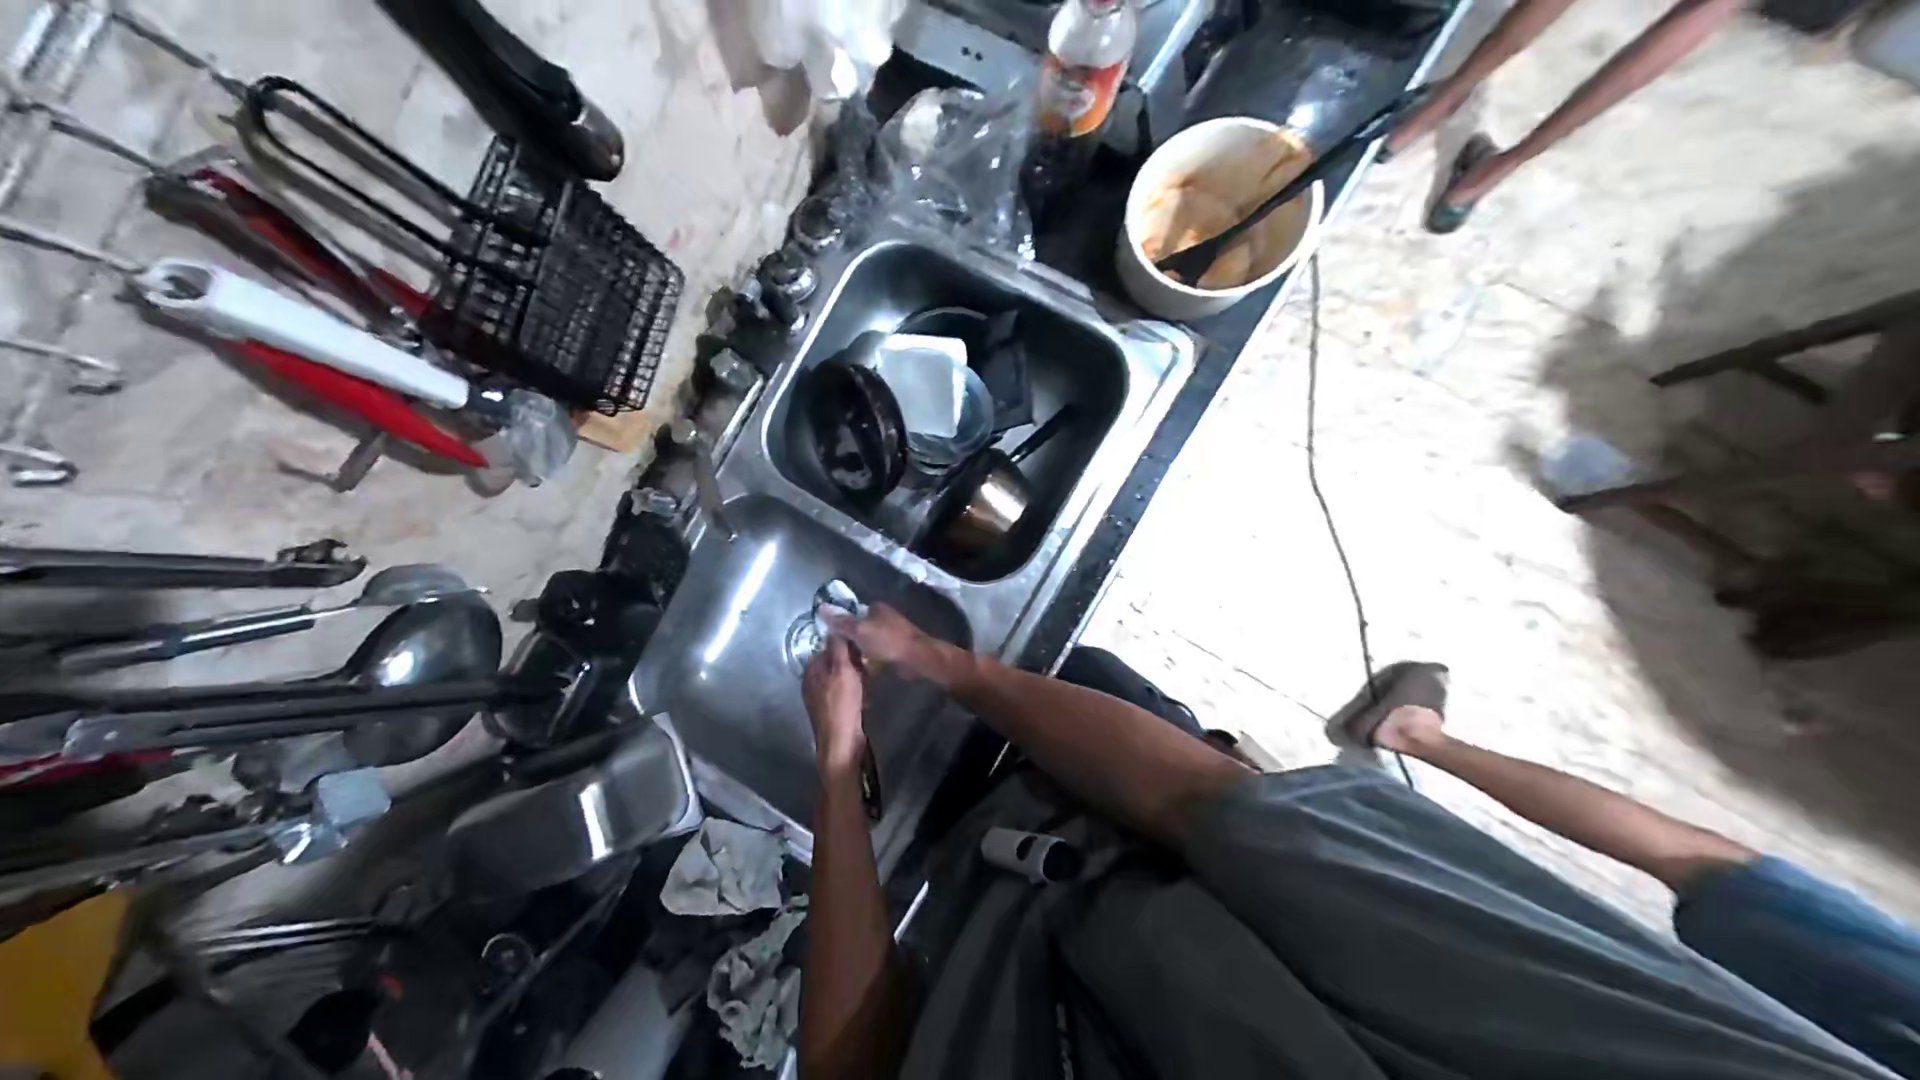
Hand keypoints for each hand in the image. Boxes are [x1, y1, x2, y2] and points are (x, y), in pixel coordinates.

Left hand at [803, 635, 865, 770]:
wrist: (841, 741)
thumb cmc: (842, 702)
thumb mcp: (842, 669)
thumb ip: (838, 647)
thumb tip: (834, 625)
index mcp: (811, 669)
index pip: (829, 646)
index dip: (847, 645)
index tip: (863, 648)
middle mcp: (811, 681)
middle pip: (835, 662)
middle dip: (853, 662)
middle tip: (868, 666)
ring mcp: (819, 697)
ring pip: (841, 678)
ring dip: (856, 677)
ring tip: (869, 681)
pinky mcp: (830, 710)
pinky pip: (844, 692)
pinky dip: (854, 691)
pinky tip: (864, 697)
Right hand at [823, 604, 957, 686]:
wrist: (916, 658)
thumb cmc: (887, 640)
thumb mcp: (859, 629)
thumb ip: (841, 621)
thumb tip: (821, 608)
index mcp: (876, 608)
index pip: (852, 611)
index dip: (840, 622)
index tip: (829, 635)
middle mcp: (883, 618)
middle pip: (858, 627)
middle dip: (848, 638)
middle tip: (834, 651)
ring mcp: (890, 634)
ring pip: (866, 641)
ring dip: (857, 650)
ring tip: (842, 661)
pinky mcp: (894, 649)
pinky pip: (875, 652)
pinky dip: (868, 658)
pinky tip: (858, 667)